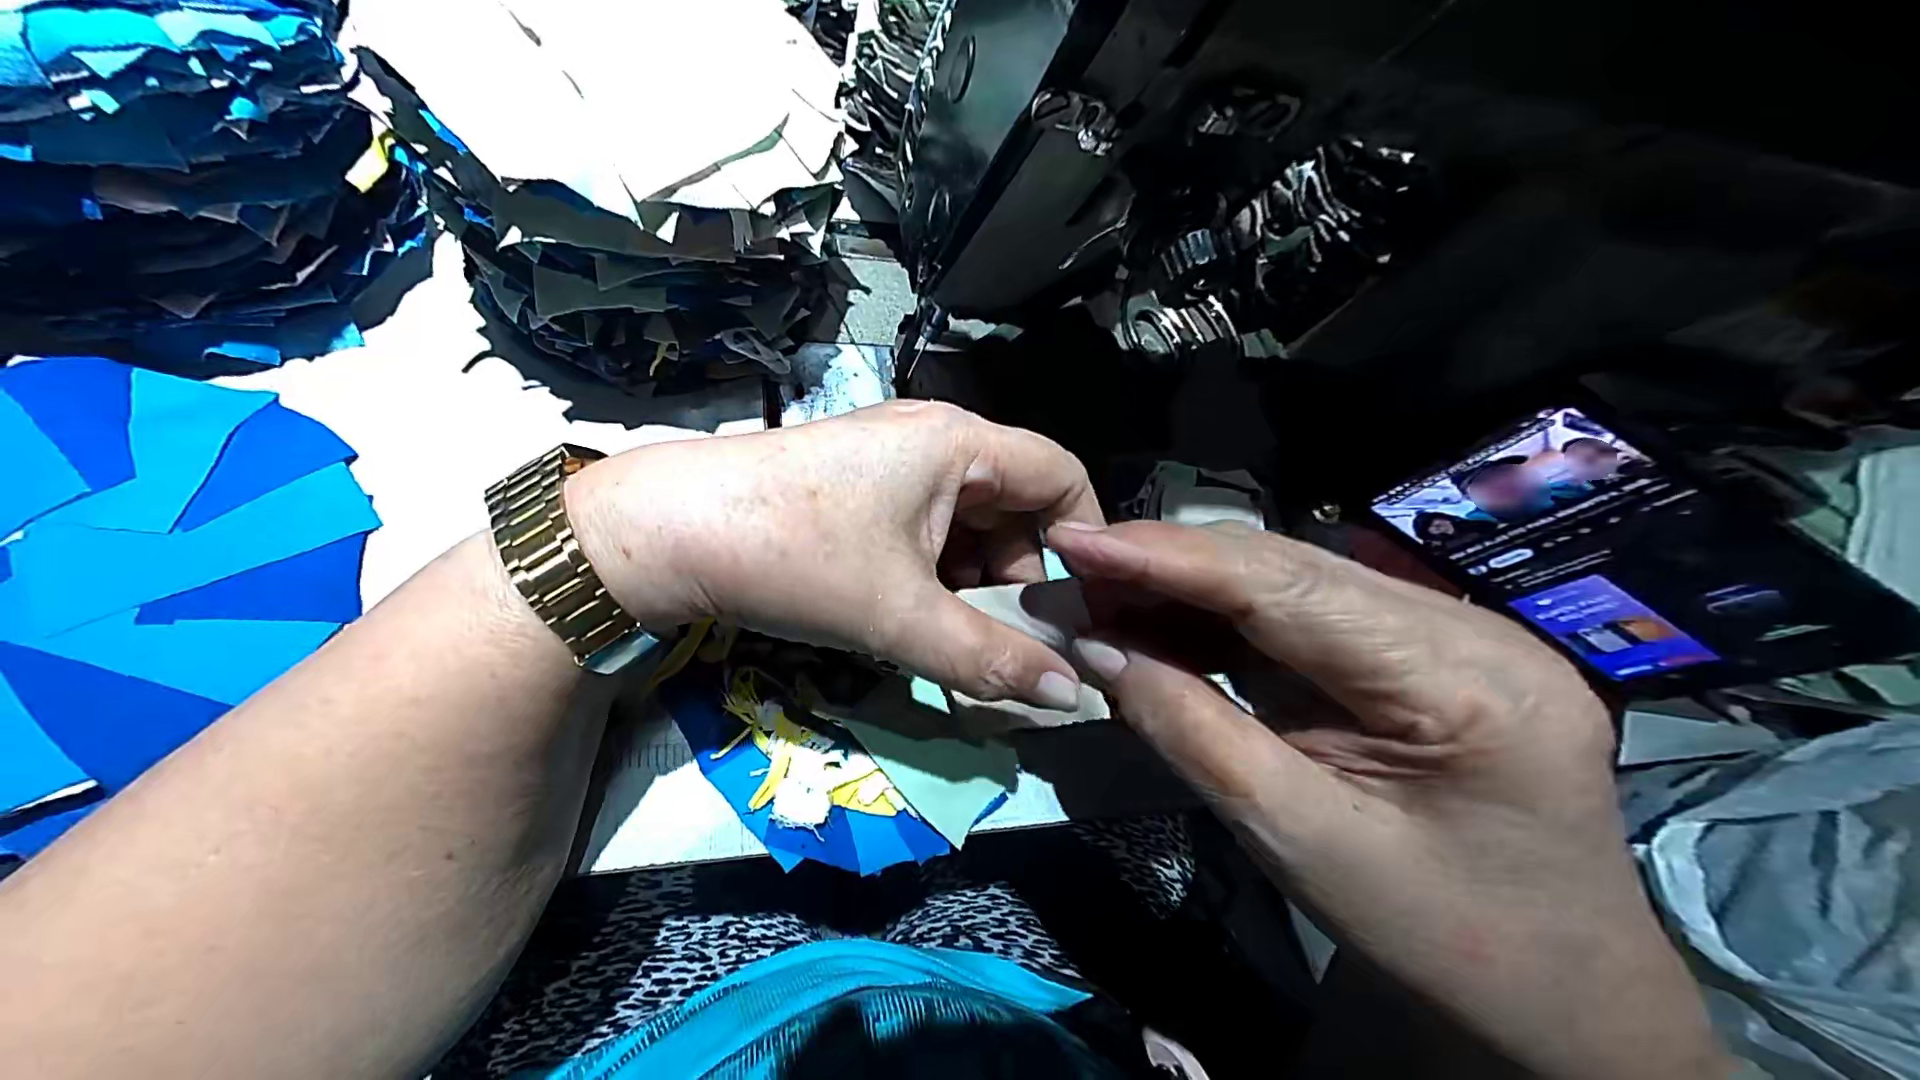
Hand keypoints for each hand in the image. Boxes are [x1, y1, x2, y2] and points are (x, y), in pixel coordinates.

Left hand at [567, 401, 1101, 709]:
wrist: (663, 532)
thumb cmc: (794, 556)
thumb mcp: (899, 615)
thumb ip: (989, 658)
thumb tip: (1066, 696)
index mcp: (960, 443)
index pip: (1061, 476)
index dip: (1081, 540)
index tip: (1078, 607)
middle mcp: (935, 438)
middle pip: (1016, 505)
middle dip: (1022, 576)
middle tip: (1011, 642)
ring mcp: (895, 460)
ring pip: (970, 522)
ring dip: (976, 582)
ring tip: (959, 639)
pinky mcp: (863, 485)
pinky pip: (929, 526)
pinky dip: (938, 573)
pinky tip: (917, 615)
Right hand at [1046, 520, 1731, 1079]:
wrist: (1555, 992)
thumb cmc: (1436, 934)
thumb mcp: (1294, 836)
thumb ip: (1188, 728)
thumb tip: (1095, 646)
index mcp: (1461, 677)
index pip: (1282, 586)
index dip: (1165, 556)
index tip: (1074, 539)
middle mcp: (1460, 624)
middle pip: (1281, 566)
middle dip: (1164, 564)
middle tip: (1072, 570)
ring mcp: (1440, 628)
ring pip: (1281, 578)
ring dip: (1183, 585)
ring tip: (1101, 594)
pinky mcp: (1409, 646)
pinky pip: (1293, 611)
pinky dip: (1215, 615)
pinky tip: (1159, 621)